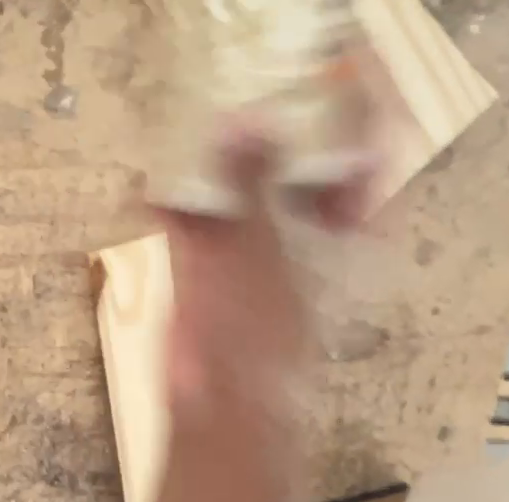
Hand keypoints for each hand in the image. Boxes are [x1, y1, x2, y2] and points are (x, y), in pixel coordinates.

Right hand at [159, 128, 366, 421]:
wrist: (215, 405)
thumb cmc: (254, 329)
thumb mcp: (255, 246)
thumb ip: (247, 183)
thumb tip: (240, 119)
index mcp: (347, 234)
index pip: (354, 163)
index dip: (335, 125)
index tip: (304, 90)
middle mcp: (307, 246)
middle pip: (291, 179)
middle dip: (261, 144)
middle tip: (234, 105)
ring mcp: (256, 267)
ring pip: (240, 206)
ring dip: (214, 177)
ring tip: (189, 136)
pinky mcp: (211, 289)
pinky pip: (199, 237)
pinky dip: (178, 213)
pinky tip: (154, 189)